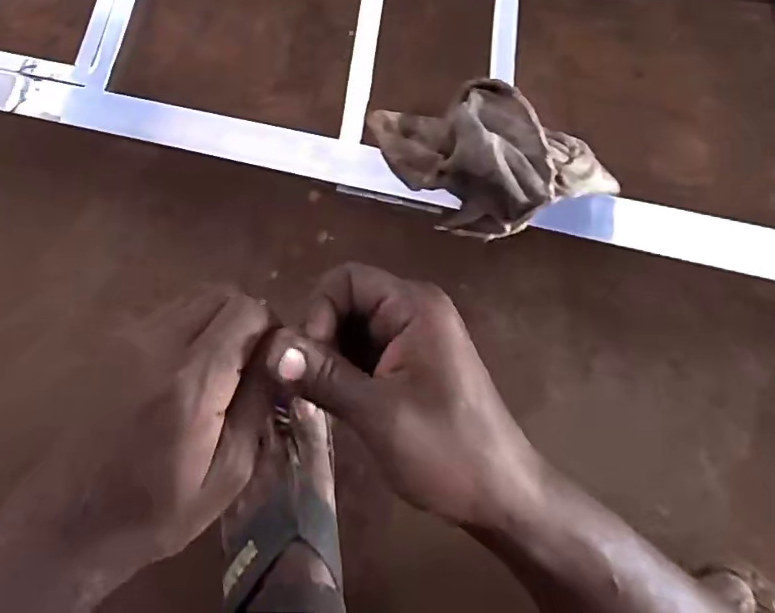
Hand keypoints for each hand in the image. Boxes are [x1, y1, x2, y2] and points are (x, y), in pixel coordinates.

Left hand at [0, 286, 275, 611]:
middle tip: (248, 363)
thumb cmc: (154, 510)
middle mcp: (159, 342)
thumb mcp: (227, 474)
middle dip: (246, 320)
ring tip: (216, 369)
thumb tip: (283, 356)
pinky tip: (181, 372)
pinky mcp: (111, 343)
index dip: (270, 330)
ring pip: (193, 298)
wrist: (66, 524)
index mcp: (191, 379)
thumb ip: (258, 405)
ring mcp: (130, 338)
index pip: (248, 311)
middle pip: (222, 294)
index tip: (273, 362)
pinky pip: (166, 313)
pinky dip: (188, 328)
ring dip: (216, 321)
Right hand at [263, 263, 541, 529]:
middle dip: (320, 337)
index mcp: (413, 304)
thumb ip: (324, 375)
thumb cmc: (447, 450)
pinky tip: (338, 405)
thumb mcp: (379, 413)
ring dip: (329, 358)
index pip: (346, 278)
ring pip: (351, 328)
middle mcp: (413, 309)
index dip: (319, 311)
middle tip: (307, 386)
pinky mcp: (409, 363)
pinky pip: (364, 351)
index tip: (308, 361)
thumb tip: (271, 348)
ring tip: (319, 400)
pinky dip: (344, 372)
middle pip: (346, 301)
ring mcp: (413, 336)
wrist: (503, 497)